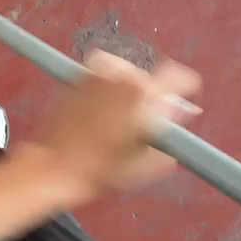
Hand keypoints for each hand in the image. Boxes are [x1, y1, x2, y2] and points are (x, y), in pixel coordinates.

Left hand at [27, 51, 200, 198]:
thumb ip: (170, 137)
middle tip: (143, 119)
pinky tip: (101, 103)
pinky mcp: (78, 77)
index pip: (179, 76)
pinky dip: (107, 82)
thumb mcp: (145, 164)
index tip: (181, 99)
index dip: (184, 87)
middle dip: (152, 95)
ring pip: (127, 72)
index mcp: (145, 98)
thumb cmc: (101, 170)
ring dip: (128, 88)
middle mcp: (123, 79)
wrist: (55, 166)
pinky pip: (102, 70)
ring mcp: (98, 74)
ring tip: (119, 112)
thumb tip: (180, 119)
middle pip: (151, 77)